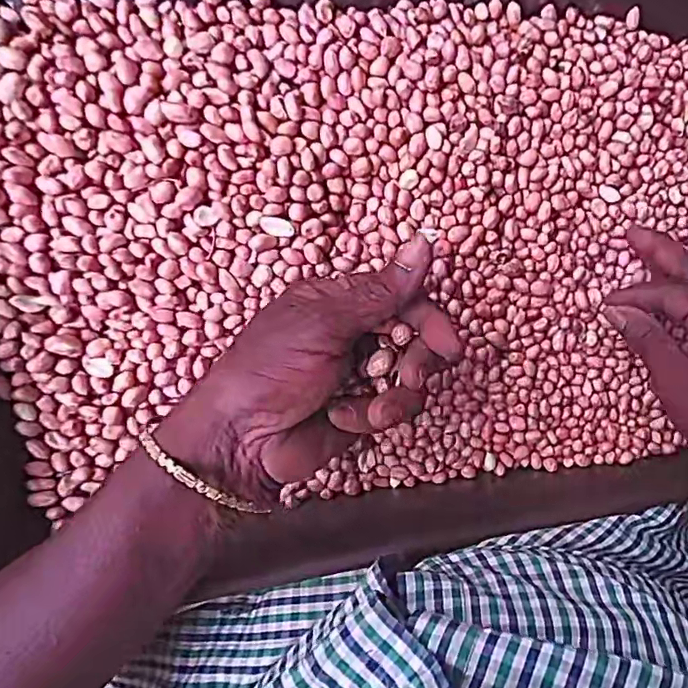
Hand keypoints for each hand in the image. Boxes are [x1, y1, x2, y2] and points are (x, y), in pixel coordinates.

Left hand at [154, 236, 462, 502]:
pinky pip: (395, 407)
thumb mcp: (323, 324)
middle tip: (410, 376)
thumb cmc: (267, 372)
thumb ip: (379, 291)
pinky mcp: (363, 409)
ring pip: (412, 376)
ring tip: (372, 408)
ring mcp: (360, 373)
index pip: (403, 298)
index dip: (429, 320)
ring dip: (397, 394)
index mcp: (340, 302)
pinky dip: (375, 415)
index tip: (447, 345)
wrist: (239, 442)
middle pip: (415, 337)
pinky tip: (344, 419)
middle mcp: (354, 334)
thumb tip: (423, 245)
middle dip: (418, 360)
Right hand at [601, 228, 687, 500]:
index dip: (637, 294)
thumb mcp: (674, 381)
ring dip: (677, 269)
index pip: (673, 294)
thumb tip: (618, 311)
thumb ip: (647, 340)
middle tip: (634, 232)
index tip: (608, 301)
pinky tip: (673, 293)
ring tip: (649, 253)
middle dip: (662, 251)